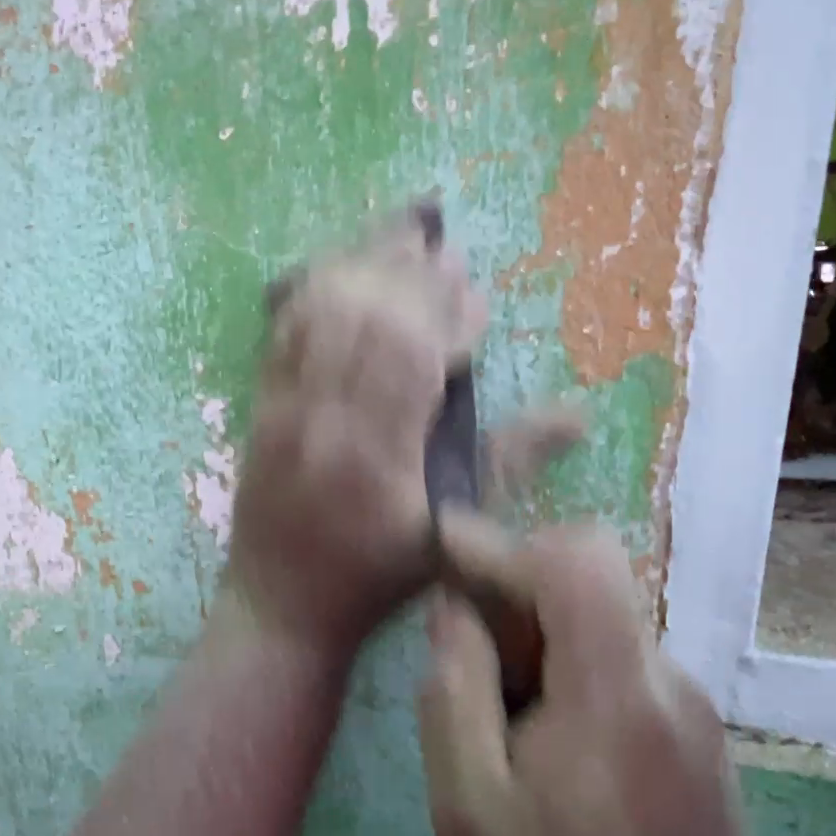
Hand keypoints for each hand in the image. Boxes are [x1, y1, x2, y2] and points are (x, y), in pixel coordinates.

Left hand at [224, 209, 486, 655]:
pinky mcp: (257, 406)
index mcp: (376, 454)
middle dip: (405, 273)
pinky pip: (280, 333)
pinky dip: (312, 292)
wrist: (280, 602)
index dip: (444, 314)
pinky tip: (338, 268)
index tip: (474, 292)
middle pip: (362, 320)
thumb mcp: (453, 532)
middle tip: (440, 242)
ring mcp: (281, 408)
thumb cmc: (376, 577)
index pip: (410, 354)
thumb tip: (578, 414)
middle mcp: (322, 419)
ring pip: (318, 315)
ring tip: (397, 233)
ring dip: (359, 268)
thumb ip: (508, 463)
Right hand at [419, 513, 749, 835]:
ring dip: (541, 643)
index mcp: (619, 697)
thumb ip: (454, 691)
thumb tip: (454, 607)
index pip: (577, 561)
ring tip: (506, 720)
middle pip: (589, 588)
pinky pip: (625, 667)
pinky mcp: (701, 739)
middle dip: (516, 600)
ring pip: (603, 626)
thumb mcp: (469, 803)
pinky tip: (549, 744)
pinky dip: (573, 673)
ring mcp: (696, 713)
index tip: (445, 549)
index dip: (505, 543)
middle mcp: (673, 687)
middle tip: (469, 659)